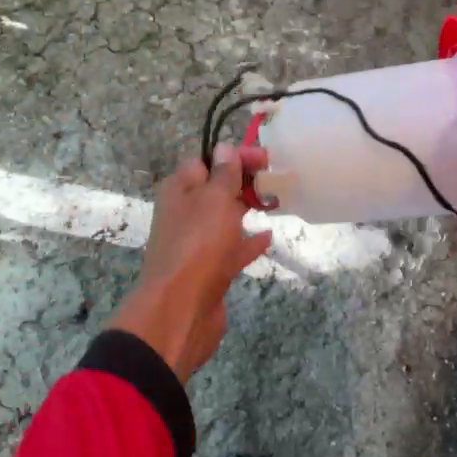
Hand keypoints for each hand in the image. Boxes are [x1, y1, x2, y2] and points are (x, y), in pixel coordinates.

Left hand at [109, 144, 273, 381]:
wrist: (180, 310)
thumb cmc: (198, 244)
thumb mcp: (214, 199)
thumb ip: (223, 173)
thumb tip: (224, 146)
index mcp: (179, 190)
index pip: (206, 161)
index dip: (234, 155)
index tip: (265, 158)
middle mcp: (185, 213)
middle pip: (216, 189)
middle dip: (243, 181)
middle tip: (275, 177)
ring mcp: (197, 244)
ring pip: (224, 219)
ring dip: (246, 208)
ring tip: (276, 202)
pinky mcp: (210, 270)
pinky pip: (232, 249)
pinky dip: (248, 242)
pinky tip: (268, 237)